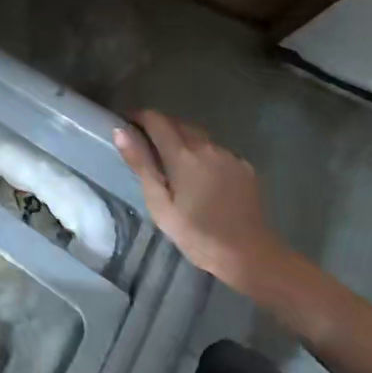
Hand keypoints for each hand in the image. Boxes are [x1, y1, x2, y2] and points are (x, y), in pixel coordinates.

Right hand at [112, 110, 291, 290]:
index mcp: (183, 155)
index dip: (138, 116)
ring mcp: (229, 155)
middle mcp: (208, 147)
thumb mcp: (159, 202)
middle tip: (143, 144)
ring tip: (169, 161)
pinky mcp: (244, 166)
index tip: (125, 124)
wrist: (250, 255)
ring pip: (197, 135)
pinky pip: (215, 150)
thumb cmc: (196, 233)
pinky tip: (198, 175)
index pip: (156, 119)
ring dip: (180, 139)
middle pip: (178, 122)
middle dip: (158, 126)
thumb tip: (121, 131)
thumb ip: (141, 163)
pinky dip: (200, 153)